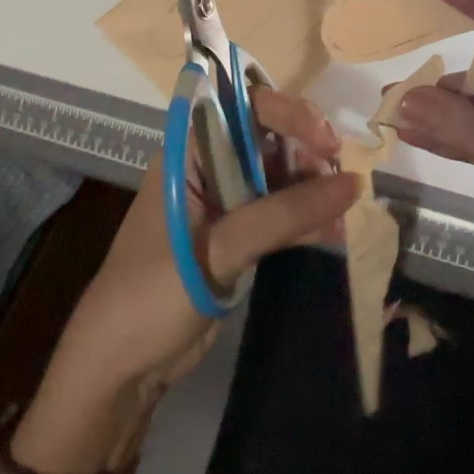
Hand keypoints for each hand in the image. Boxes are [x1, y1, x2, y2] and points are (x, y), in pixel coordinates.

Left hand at [9, 88, 358, 473]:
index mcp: (188, 153)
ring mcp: (225, 204)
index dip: (288, 112)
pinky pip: (282, 213)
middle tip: (343, 182)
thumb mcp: (218, 249)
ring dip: (315, 188)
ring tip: (346, 212)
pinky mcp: (239, 238)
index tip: (325, 141)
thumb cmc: (153, 293)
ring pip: (281, 176)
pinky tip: (336, 233)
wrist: (121, 367)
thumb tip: (353, 183)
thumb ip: (283, 215)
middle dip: (309, 152)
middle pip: (270, 137)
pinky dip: (308, 219)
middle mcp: (208, 168)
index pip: (244, 107)